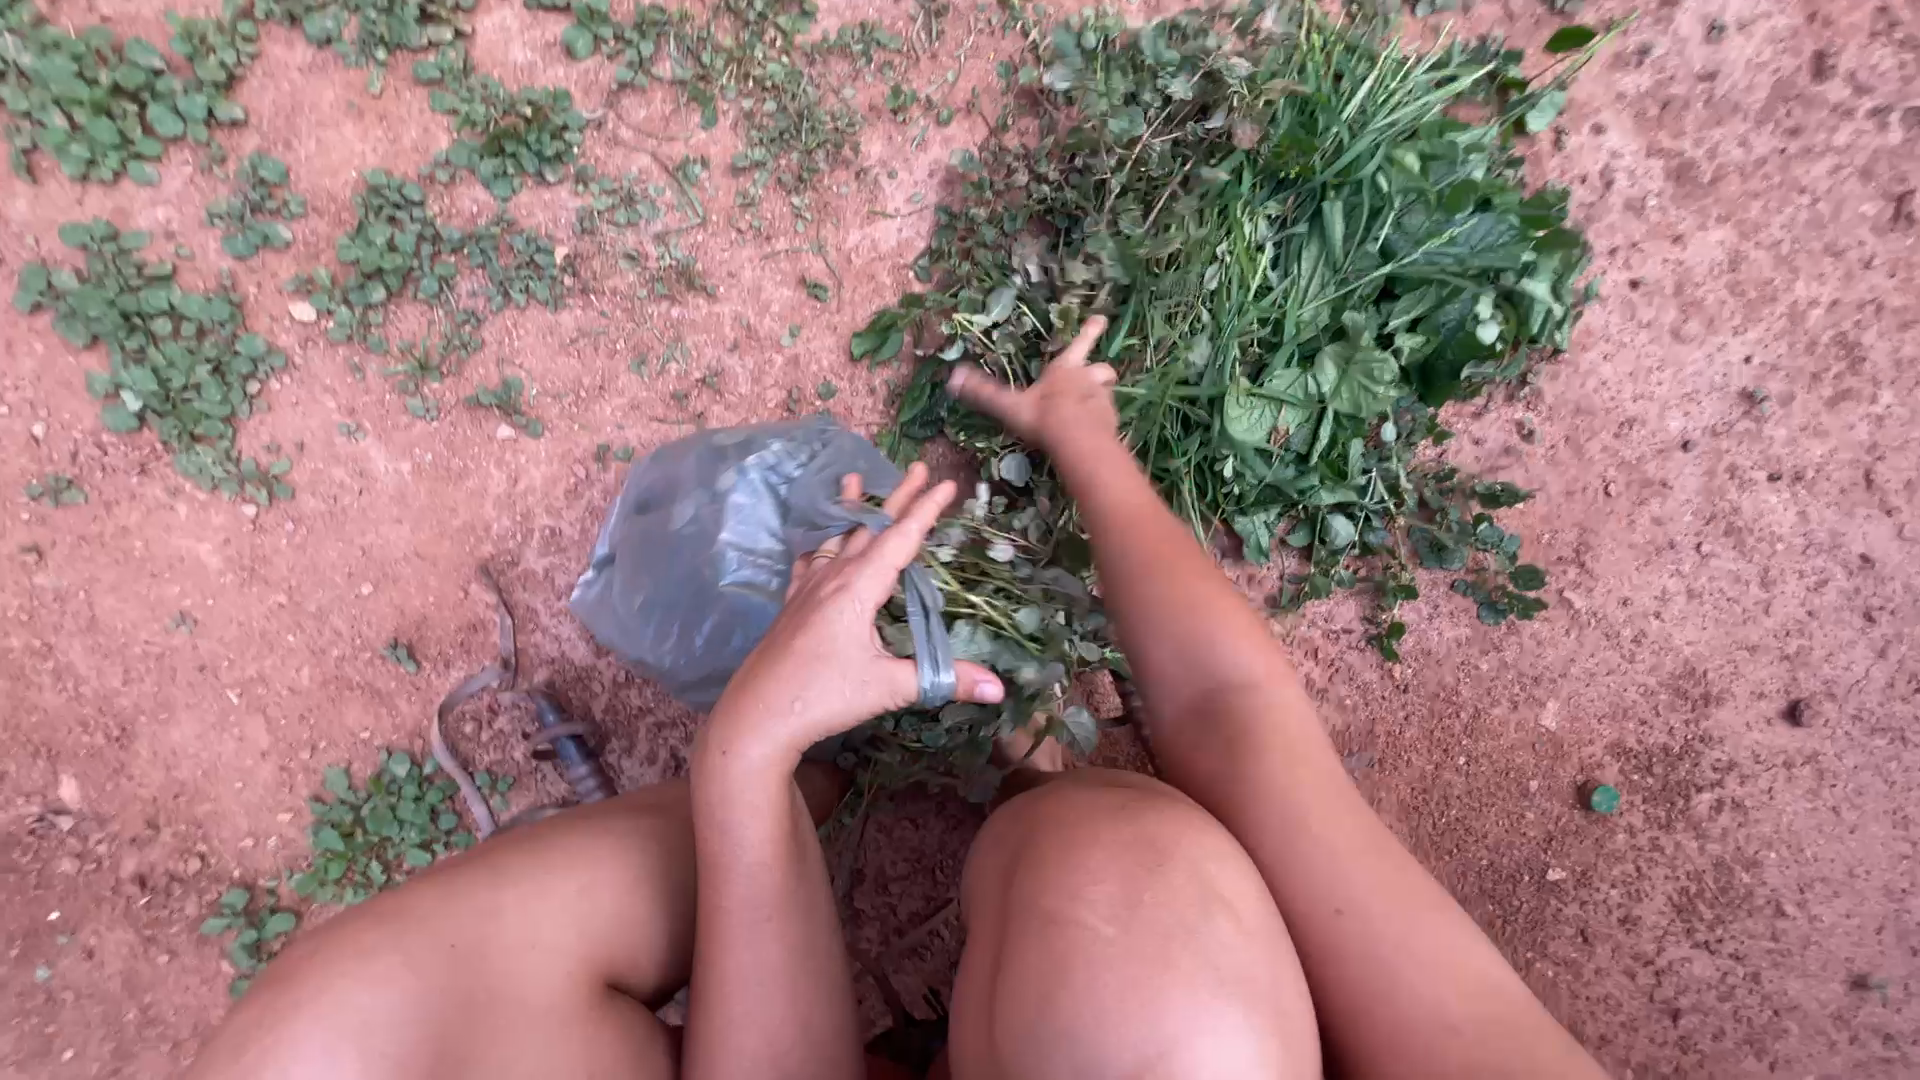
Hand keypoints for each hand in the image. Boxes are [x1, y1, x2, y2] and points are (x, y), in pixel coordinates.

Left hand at [701, 462, 1005, 766]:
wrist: (754, 718)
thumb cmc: (822, 698)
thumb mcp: (887, 688)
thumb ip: (942, 679)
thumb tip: (999, 688)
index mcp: (857, 588)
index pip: (900, 540)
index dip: (926, 511)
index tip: (947, 482)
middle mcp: (832, 579)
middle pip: (871, 529)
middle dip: (898, 498)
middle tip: (919, 467)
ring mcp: (807, 589)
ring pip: (836, 538)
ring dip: (852, 511)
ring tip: (853, 479)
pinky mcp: (792, 606)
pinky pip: (809, 562)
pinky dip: (820, 543)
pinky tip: (818, 543)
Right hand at [947, 315, 1118, 455]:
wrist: (1076, 439)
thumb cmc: (1042, 416)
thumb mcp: (1008, 404)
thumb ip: (984, 393)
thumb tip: (952, 378)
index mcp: (1063, 369)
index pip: (1079, 344)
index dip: (1089, 331)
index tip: (1100, 318)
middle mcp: (1086, 379)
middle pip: (1101, 368)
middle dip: (1099, 371)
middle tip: (1098, 375)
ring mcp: (1102, 399)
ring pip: (1108, 391)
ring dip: (1102, 395)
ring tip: (1094, 407)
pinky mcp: (1110, 420)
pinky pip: (1109, 416)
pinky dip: (1104, 420)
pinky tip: (1097, 431)